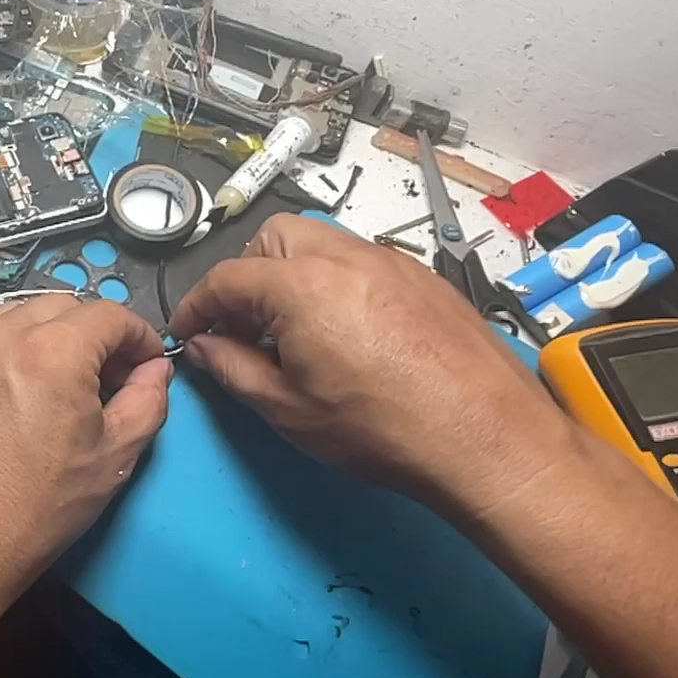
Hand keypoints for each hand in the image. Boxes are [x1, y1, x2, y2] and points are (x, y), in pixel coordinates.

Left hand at [0, 296, 172, 605]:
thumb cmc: (36, 508)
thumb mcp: (114, 458)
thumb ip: (148, 400)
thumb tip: (154, 369)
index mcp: (53, 350)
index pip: (110, 314)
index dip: (138, 337)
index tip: (144, 366)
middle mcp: (1, 333)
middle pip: (64, 306)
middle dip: (93, 334)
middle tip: (104, 379)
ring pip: (17, 314)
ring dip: (47, 336)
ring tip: (55, 384)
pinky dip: (4, 351)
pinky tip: (9, 393)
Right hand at [168, 214, 580, 523]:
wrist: (489, 440)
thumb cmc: (378, 429)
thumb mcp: (285, 407)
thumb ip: (230, 367)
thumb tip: (204, 346)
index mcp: (301, 285)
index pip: (226, 277)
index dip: (196, 305)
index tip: (189, 332)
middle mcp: (344, 256)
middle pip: (272, 238)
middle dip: (246, 275)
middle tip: (243, 326)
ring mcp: (389, 261)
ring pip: (318, 242)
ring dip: (289, 274)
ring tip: (293, 330)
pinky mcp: (422, 276)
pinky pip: (358, 260)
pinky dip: (331, 281)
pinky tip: (343, 332)